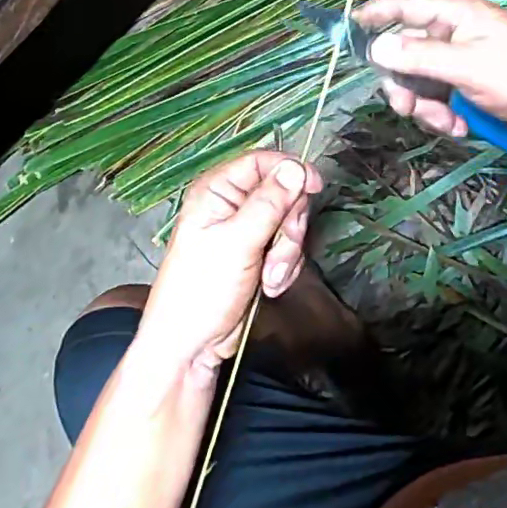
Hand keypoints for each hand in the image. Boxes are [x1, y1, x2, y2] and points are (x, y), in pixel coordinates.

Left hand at [135, 151, 322, 383]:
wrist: (191, 346)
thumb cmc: (202, 290)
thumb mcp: (237, 243)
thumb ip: (269, 203)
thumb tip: (296, 167)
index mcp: (217, 189)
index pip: (262, 162)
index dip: (290, 170)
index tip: (315, 187)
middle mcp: (231, 203)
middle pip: (283, 192)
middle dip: (288, 226)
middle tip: (278, 251)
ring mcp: (245, 229)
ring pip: (288, 222)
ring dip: (287, 252)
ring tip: (270, 277)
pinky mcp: (257, 252)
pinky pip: (287, 246)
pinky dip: (285, 266)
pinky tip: (270, 285)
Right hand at [355, 0, 506, 136]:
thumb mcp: (468, 67)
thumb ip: (420, 57)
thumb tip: (375, 47)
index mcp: (455, 15)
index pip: (405, 6)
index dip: (375, 14)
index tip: (348, 28)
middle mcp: (453, 32)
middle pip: (405, 52)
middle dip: (404, 83)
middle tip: (408, 107)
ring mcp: (461, 59)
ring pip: (420, 80)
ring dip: (425, 105)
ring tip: (446, 123)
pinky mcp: (469, 83)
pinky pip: (439, 96)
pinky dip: (442, 114)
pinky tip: (459, 127)